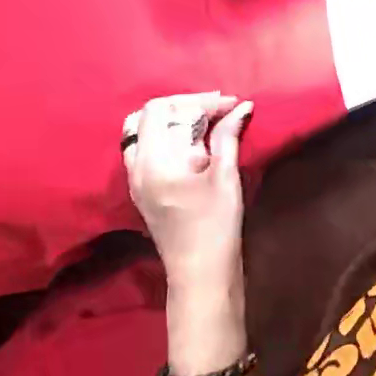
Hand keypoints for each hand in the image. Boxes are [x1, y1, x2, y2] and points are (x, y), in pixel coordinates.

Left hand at [123, 93, 254, 292]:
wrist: (200, 275)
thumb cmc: (216, 227)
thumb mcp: (225, 178)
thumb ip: (227, 137)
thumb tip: (241, 107)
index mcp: (155, 162)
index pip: (165, 109)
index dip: (199, 101)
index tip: (230, 105)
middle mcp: (137, 166)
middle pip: (149, 114)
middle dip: (185, 105)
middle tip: (218, 109)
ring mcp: (134, 178)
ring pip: (141, 130)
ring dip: (170, 118)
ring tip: (201, 120)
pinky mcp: (140, 188)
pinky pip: (141, 147)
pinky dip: (162, 135)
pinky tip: (188, 140)